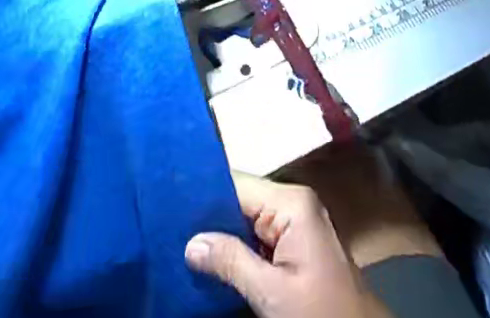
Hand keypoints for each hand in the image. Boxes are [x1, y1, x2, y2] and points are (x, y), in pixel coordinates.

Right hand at [185, 172, 391, 317]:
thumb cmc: (320, 312)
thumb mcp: (273, 292)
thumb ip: (231, 262)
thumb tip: (191, 242)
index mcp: (291, 202)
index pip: (237, 184)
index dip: (204, 195)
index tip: (169, 204)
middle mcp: (292, 203)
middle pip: (240, 200)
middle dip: (209, 217)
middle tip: (170, 227)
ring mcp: (294, 223)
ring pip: (244, 219)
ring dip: (219, 235)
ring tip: (180, 240)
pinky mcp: (293, 244)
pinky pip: (255, 236)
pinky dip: (235, 248)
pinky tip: (209, 257)